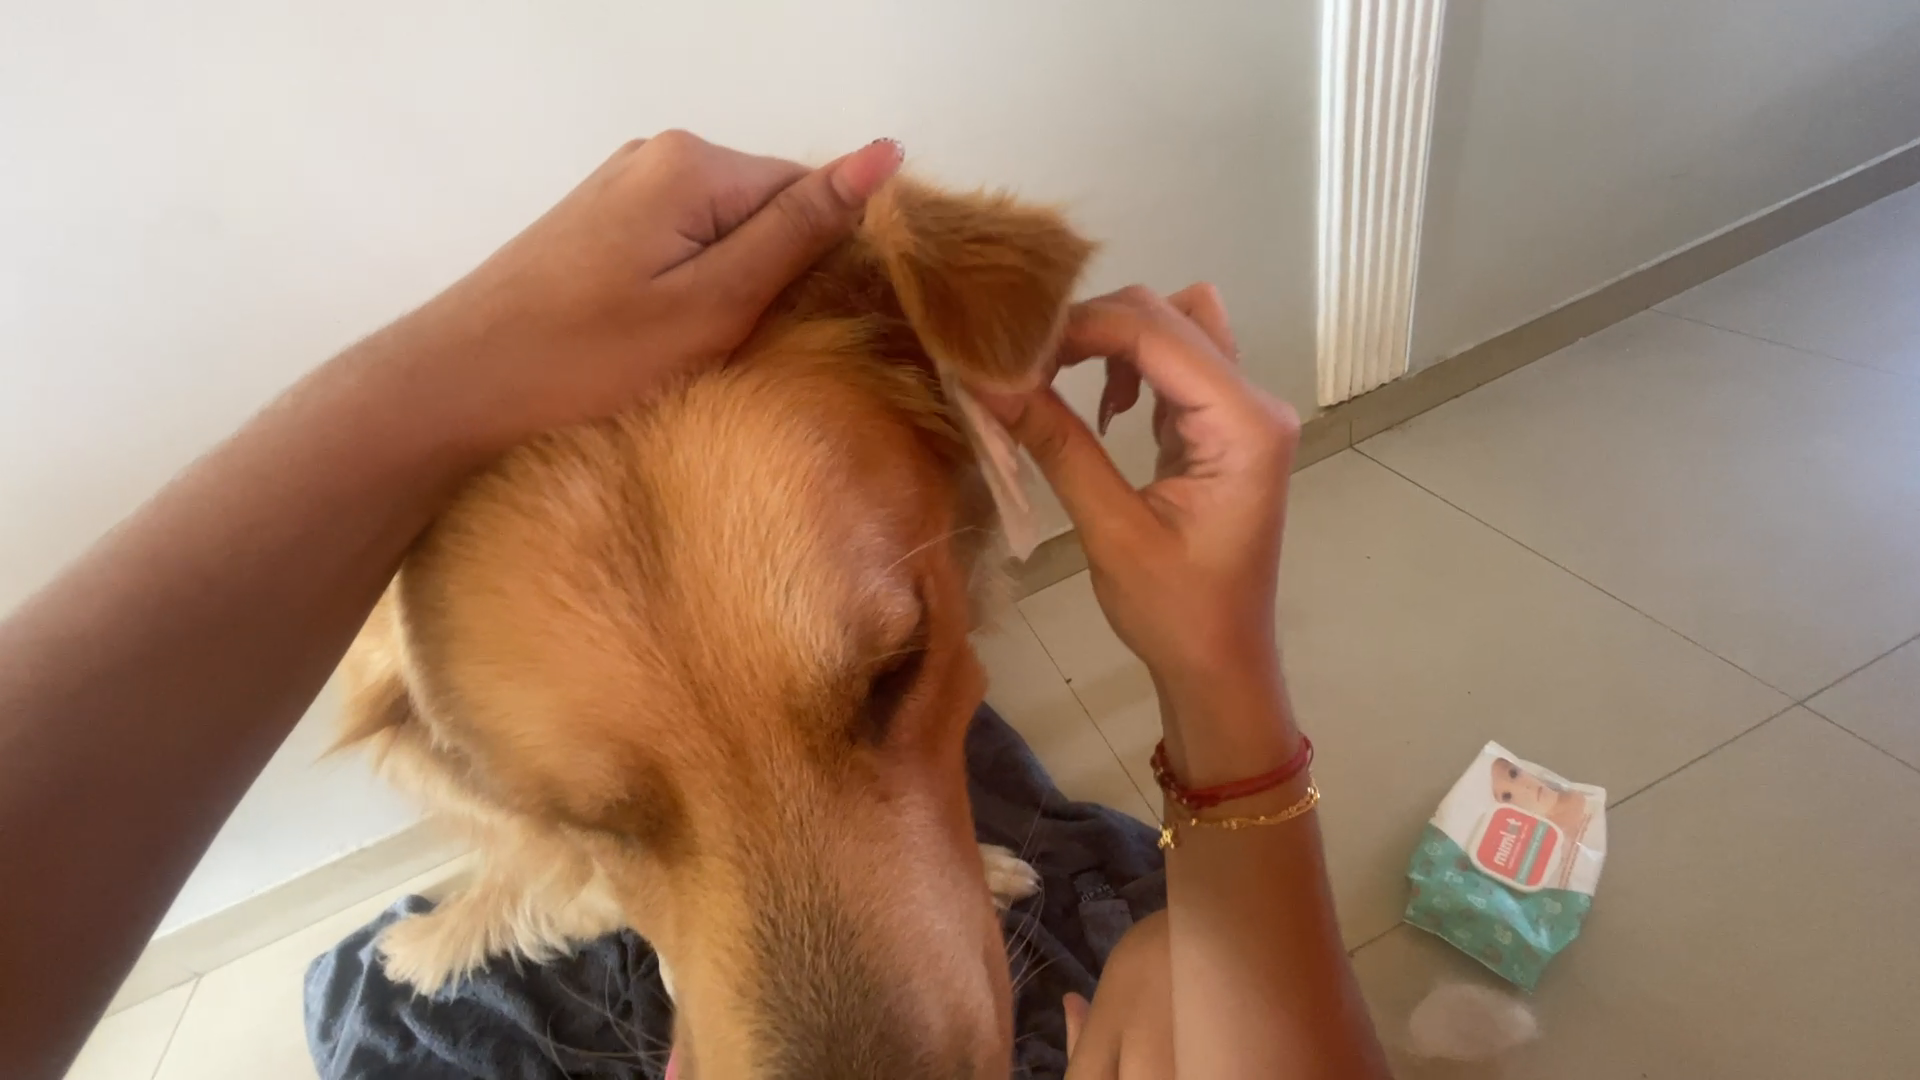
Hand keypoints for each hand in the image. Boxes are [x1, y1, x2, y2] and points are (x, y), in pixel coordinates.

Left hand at [385, 131, 903, 451]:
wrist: (463, 384)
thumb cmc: (598, 355)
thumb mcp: (718, 300)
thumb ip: (800, 230)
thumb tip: (883, 155)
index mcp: (695, 164)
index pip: (809, 189)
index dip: (832, 254)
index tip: (827, 322)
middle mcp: (660, 154)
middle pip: (768, 205)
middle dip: (787, 270)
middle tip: (768, 342)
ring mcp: (626, 187)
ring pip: (730, 228)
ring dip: (748, 281)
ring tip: (727, 342)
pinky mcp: (605, 224)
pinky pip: (689, 242)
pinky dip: (707, 283)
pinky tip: (687, 327)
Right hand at [981, 286, 1300, 775]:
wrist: (1219, 662)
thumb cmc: (1174, 613)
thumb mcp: (1110, 531)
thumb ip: (1058, 446)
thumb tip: (989, 383)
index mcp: (1242, 423)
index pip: (1155, 331)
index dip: (1075, 329)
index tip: (1008, 354)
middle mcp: (1252, 402)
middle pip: (1167, 315)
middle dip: (1089, 328)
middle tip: (1025, 368)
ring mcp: (1241, 412)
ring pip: (1176, 328)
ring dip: (1112, 342)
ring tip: (1062, 383)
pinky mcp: (1221, 428)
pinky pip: (1177, 366)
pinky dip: (1129, 368)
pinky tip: (1103, 409)